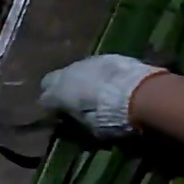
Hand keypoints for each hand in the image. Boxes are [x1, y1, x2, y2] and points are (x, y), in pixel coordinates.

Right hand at [37, 55, 164, 138]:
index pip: (44, 100)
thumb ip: (75, 119)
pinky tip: (106, 83)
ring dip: (77, 80)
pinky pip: (92, 66)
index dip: (50, 109)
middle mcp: (66, 74)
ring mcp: (84, 63)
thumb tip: (70, 118)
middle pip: (51, 80)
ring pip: (72, 71)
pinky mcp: (103, 57)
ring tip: (91, 92)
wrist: (138, 92)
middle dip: (56, 89)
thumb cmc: (110, 116)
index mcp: (59, 93)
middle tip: (69, 101)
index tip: (58, 116)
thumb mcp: (89, 127)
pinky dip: (95, 75)